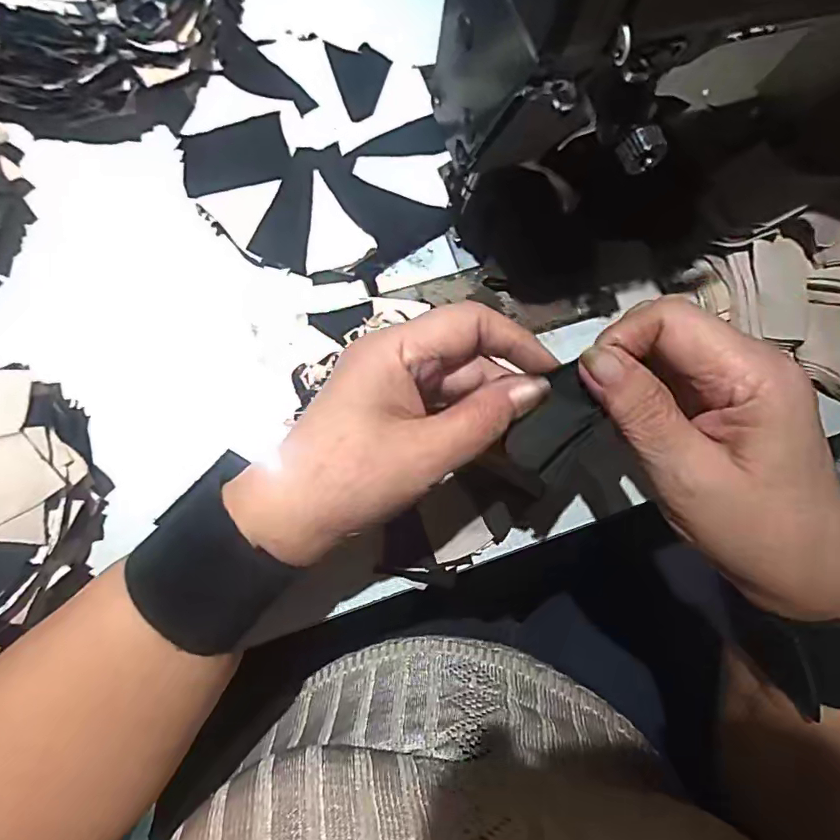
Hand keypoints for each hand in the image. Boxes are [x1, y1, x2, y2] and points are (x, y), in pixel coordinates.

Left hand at [224, 302, 558, 565]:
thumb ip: (485, 417)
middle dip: (504, 377)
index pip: (468, 321)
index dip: (515, 339)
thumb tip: (535, 389)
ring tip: (525, 430)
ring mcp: (389, 384)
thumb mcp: (427, 451)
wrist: (288, 518)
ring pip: (453, 380)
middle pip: (462, 351)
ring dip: (487, 403)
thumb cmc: (353, 478)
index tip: (551, 371)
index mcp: (394, 348)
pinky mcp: (388, 411)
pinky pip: (437, 404)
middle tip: (544, 412)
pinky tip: (492, 439)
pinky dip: (464, 419)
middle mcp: (392, 356)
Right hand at [579, 296, 839, 620]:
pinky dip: (645, 394)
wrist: (807, 576)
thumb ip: (639, 411)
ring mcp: (742, 378)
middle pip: (668, 326)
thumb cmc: (754, 533)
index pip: (670, 317)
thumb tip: (592, 358)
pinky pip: (674, 375)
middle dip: (623, 358)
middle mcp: (751, 361)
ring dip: (632, 378)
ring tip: (622, 422)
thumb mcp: (687, 476)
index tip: (594, 384)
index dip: (621, 340)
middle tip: (604, 407)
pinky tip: (642, 428)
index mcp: (754, 372)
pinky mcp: (729, 398)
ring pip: (666, 349)